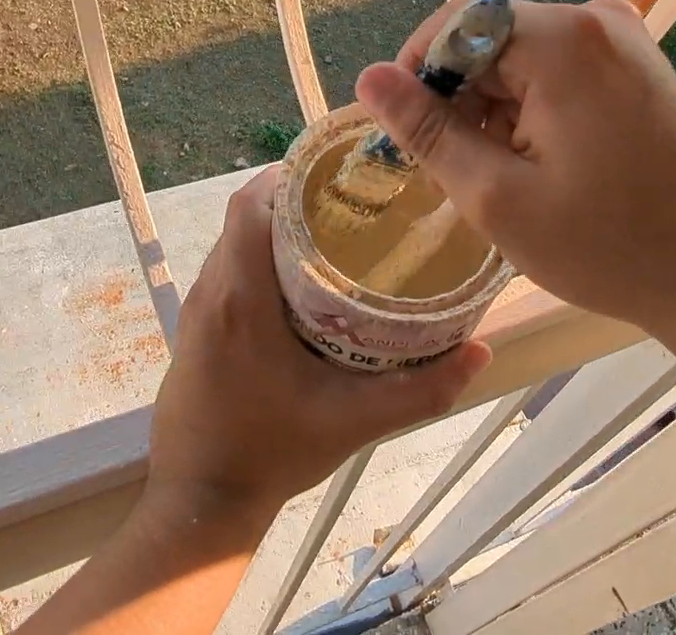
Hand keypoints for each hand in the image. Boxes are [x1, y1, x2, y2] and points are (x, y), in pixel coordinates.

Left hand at [146, 169, 490, 519]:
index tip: (337, 175)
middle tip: (351, 203)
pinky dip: (258, 255)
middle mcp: (213, 291)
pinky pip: (226, 268)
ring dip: (275, 228)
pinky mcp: (195, 326)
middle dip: (293, 198)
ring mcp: (198, 308)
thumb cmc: (274, 452)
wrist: (200, 500)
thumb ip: (421, 390)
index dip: (288, 178)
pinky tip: (300, 278)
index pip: (251, 207)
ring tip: (334, 231)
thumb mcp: (354, 422)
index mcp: (242, 299)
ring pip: (234, 241)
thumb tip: (480, 350)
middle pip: (245, 216)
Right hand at [354, 0, 675, 350]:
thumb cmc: (608, 245)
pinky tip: (539, 165)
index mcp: (562, 40)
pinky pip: (560, 71)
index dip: (417, 73)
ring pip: (523, 58)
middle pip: (490, 38)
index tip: (408, 134)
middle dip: (459, 99)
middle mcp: (596, 20)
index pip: (455, 23)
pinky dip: (532, 110)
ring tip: (502, 179)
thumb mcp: (497, 196)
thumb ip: (427, 130)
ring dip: (495, 110)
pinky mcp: (641, 68)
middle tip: (457, 173)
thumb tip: (368, 78)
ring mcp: (626, 42)